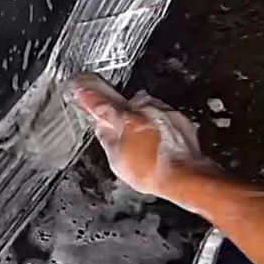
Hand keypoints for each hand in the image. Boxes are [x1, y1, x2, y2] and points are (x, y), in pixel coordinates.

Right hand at [68, 73, 219, 200]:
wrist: (184, 176)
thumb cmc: (152, 171)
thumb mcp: (117, 160)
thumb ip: (106, 138)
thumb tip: (101, 127)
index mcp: (126, 117)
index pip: (101, 102)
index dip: (89, 96)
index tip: (79, 87)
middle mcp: (146, 108)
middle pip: (127, 104)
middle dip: (123, 115)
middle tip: (122, 134)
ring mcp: (165, 112)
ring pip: (147, 109)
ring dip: (143, 122)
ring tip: (144, 146)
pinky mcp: (180, 119)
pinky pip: (163, 118)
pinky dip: (159, 128)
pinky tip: (158, 145)